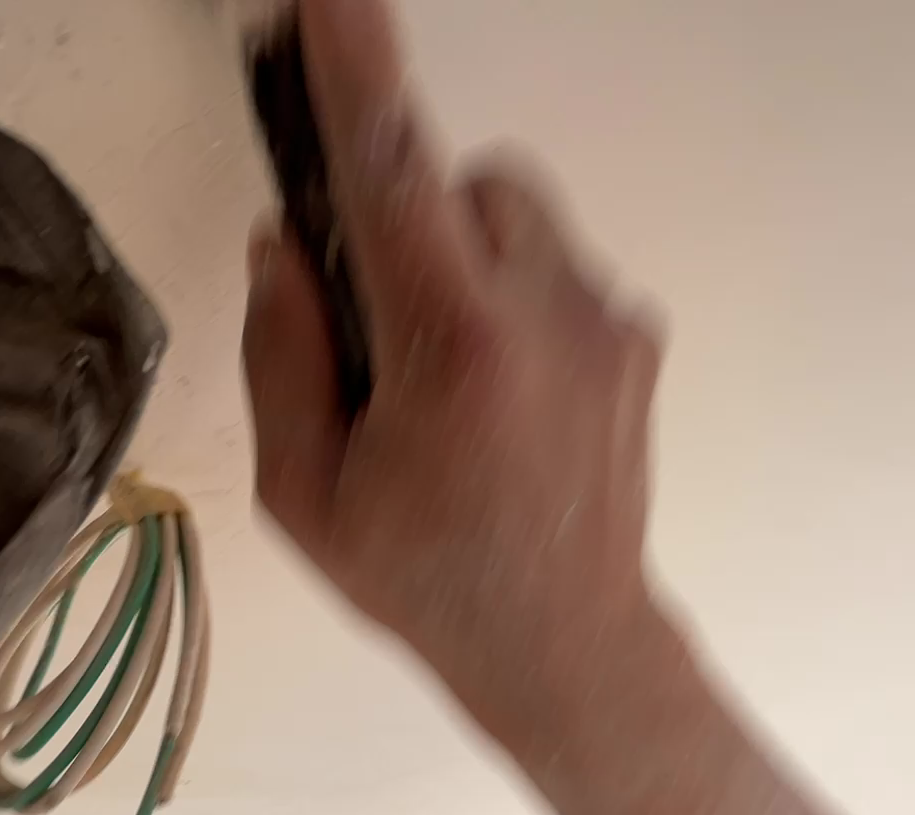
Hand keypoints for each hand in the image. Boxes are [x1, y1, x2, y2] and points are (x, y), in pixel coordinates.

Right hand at [243, 0, 664, 750]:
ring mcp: (607, 321)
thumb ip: (279, 359)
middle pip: (462, 180)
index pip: (393, 175)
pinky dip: (504, 297)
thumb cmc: (420, 581)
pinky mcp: (635, 338)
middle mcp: (548, 312)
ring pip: (512, 218)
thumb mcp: (303, 494)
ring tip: (436, 372)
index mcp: (450, 352)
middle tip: (374, 326)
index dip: (354, 71)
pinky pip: (551, 268)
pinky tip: (493, 393)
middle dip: (403, 222)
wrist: (561, 644)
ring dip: (454, 261)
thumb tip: (280, 248)